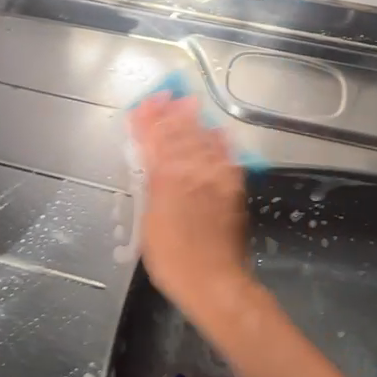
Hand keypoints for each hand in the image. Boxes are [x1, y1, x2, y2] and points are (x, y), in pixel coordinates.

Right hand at [127, 92, 251, 312]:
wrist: (214, 282)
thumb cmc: (173, 258)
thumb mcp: (150, 219)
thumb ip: (151, 183)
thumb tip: (148, 155)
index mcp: (167, 178)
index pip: (155, 139)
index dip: (149, 120)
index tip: (144, 103)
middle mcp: (194, 172)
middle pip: (181, 134)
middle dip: (171, 113)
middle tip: (167, 94)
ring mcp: (217, 180)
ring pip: (204, 141)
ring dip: (194, 122)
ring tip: (188, 104)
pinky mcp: (232, 191)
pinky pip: (227, 159)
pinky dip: (221, 144)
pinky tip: (218, 134)